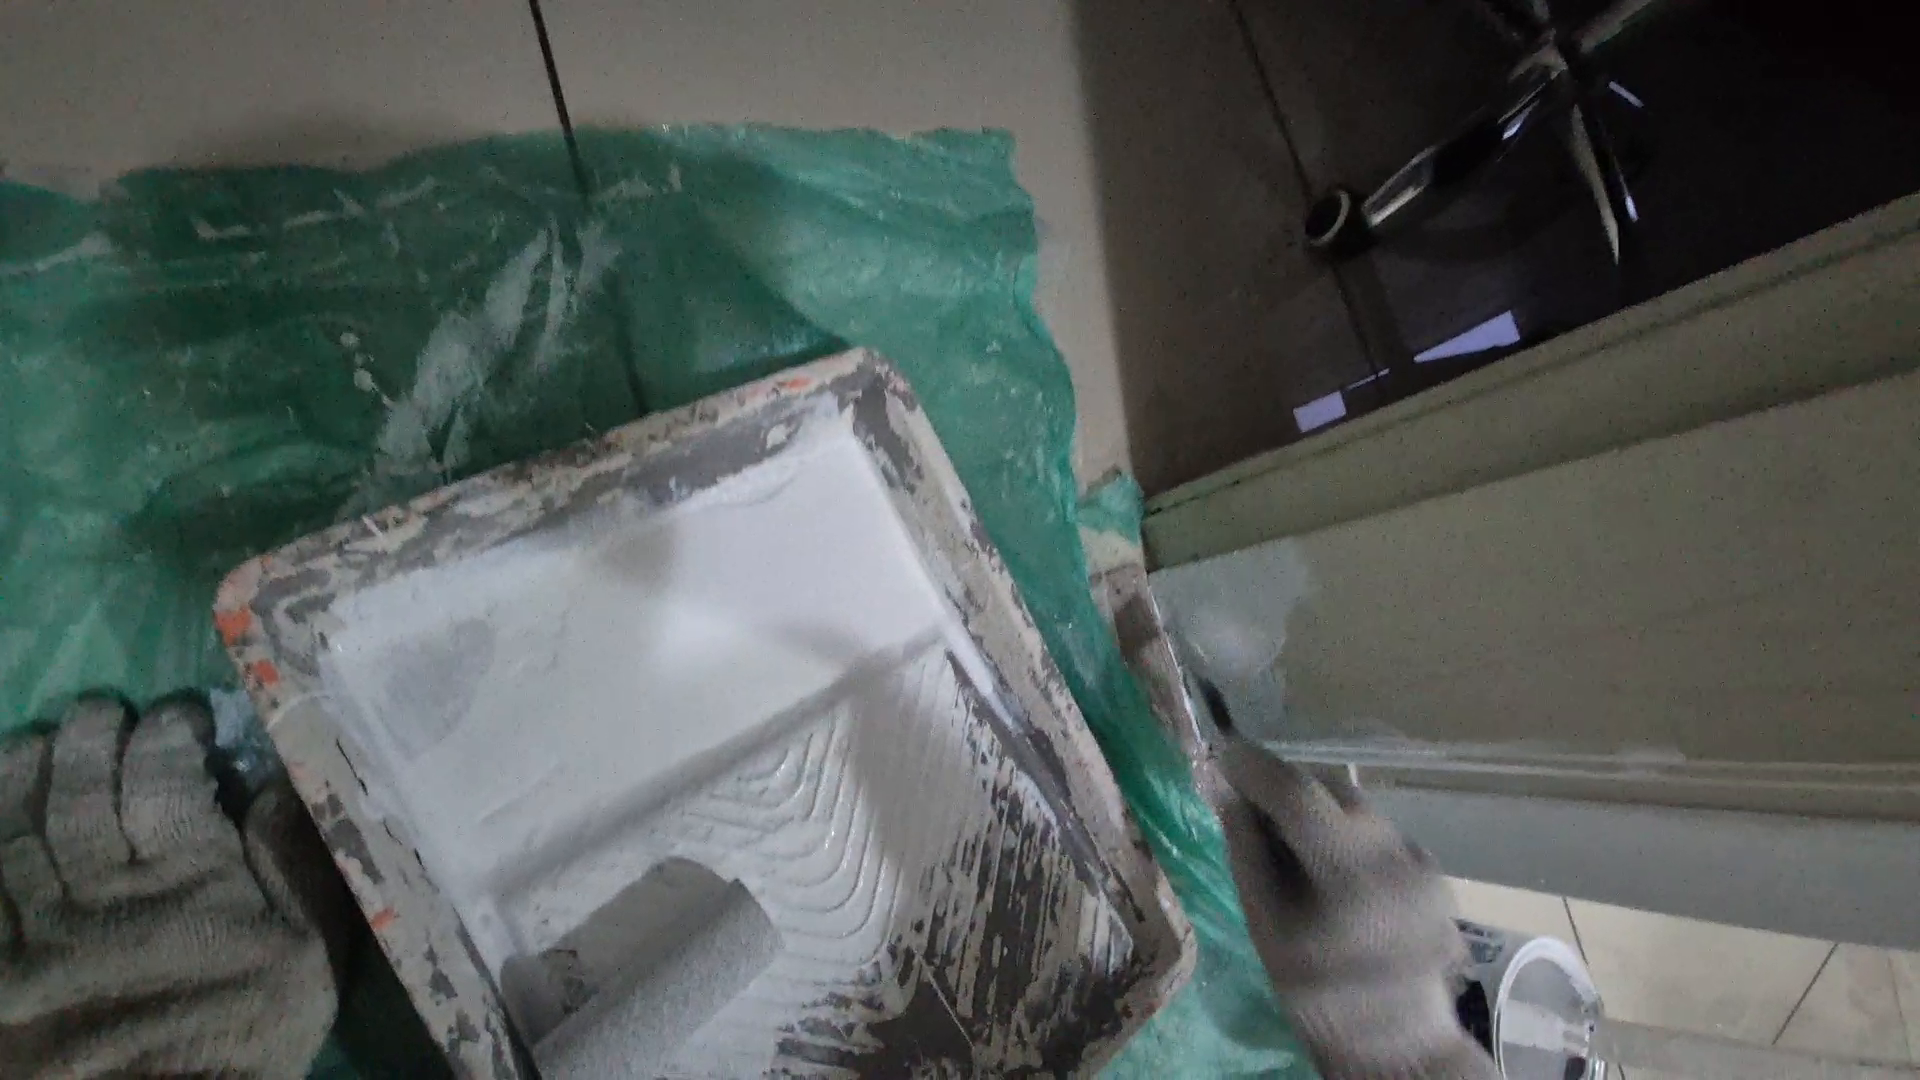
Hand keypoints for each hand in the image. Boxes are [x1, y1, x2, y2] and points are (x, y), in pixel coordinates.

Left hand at [1, 695, 346, 1077]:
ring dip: (17, 779)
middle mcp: (101, 896)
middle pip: (78, 800)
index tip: (179, 709)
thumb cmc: (255, 1018)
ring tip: (33, 739)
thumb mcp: (314, 941)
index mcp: (188, 882)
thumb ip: (296, 860)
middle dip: (87, 743)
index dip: (167, 737)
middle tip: (100, 707)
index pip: (165, 785)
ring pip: (10, 838)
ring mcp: (31, 935)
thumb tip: (284, 785)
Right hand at [1214, 739, 1497, 1079]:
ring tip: (1288, 832)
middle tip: (1249, 796)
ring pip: (1355, 803)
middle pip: (1328, 787)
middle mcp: (1394, 855)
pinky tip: (1331, 863)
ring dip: (1315, 804)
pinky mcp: (1434, 870)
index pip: (1296, 792)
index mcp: (1349, 874)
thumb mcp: (1263, 921)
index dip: (1255, 766)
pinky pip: (1377, 827)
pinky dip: (1344, 829)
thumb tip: (1222, 788)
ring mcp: (1421, 860)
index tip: (1224, 754)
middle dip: (1283, 784)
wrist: (1399, 1045)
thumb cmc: (1316, 990)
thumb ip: (1244, 846)